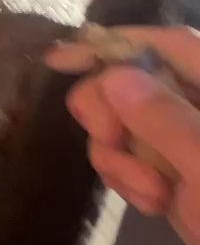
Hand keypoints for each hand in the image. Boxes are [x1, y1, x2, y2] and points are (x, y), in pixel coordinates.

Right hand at [46, 26, 199, 244]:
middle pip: (135, 84)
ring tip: (146, 192)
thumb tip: (117, 74)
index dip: (115, 44)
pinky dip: (126, 175)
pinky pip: (130, 155)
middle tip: (106, 140)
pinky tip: (148, 201)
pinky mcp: (181, 169)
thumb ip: (166, 120)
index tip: (59, 61)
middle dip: (108, 113)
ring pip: (125, 123)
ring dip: (117, 156)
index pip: (173, 46)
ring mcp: (194, 143)